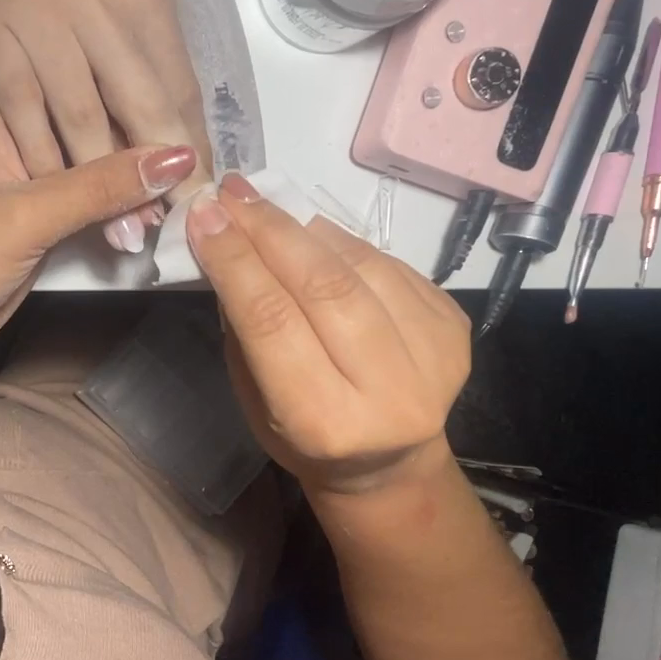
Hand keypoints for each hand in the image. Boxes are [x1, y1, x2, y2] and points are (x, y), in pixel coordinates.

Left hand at [0, 95, 194, 357]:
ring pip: (102, 167)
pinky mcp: (43, 212)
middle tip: (198, 186)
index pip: (90, 92)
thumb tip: (180, 157)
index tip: (198, 144)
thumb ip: (100, 185)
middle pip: (101, 128)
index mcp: (7, 108)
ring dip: (138, 190)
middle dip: (147, 158)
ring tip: (177, 211)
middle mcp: (24, 130)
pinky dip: (121, 212)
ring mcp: (34, 173)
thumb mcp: (26, 217)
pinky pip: (93, 201)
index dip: (146, 115)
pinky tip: (152, 223)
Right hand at [186, 178, 471, 494]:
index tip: (205, 216)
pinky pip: (391, 266)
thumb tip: (230, 248)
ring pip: (361, 268)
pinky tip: (312, 233)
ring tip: (264, 206)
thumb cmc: (300, 438)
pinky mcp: (455, 329)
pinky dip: (344, 241)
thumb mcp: (253, 398)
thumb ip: (245, 330)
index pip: (271, 322)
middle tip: (231, 195)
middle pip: (323, 287)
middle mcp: (386, 392)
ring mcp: (432, 358)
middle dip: (269, 232)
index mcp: (321, 420)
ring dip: (305, 228)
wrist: (388, 463)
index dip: (235, 262)